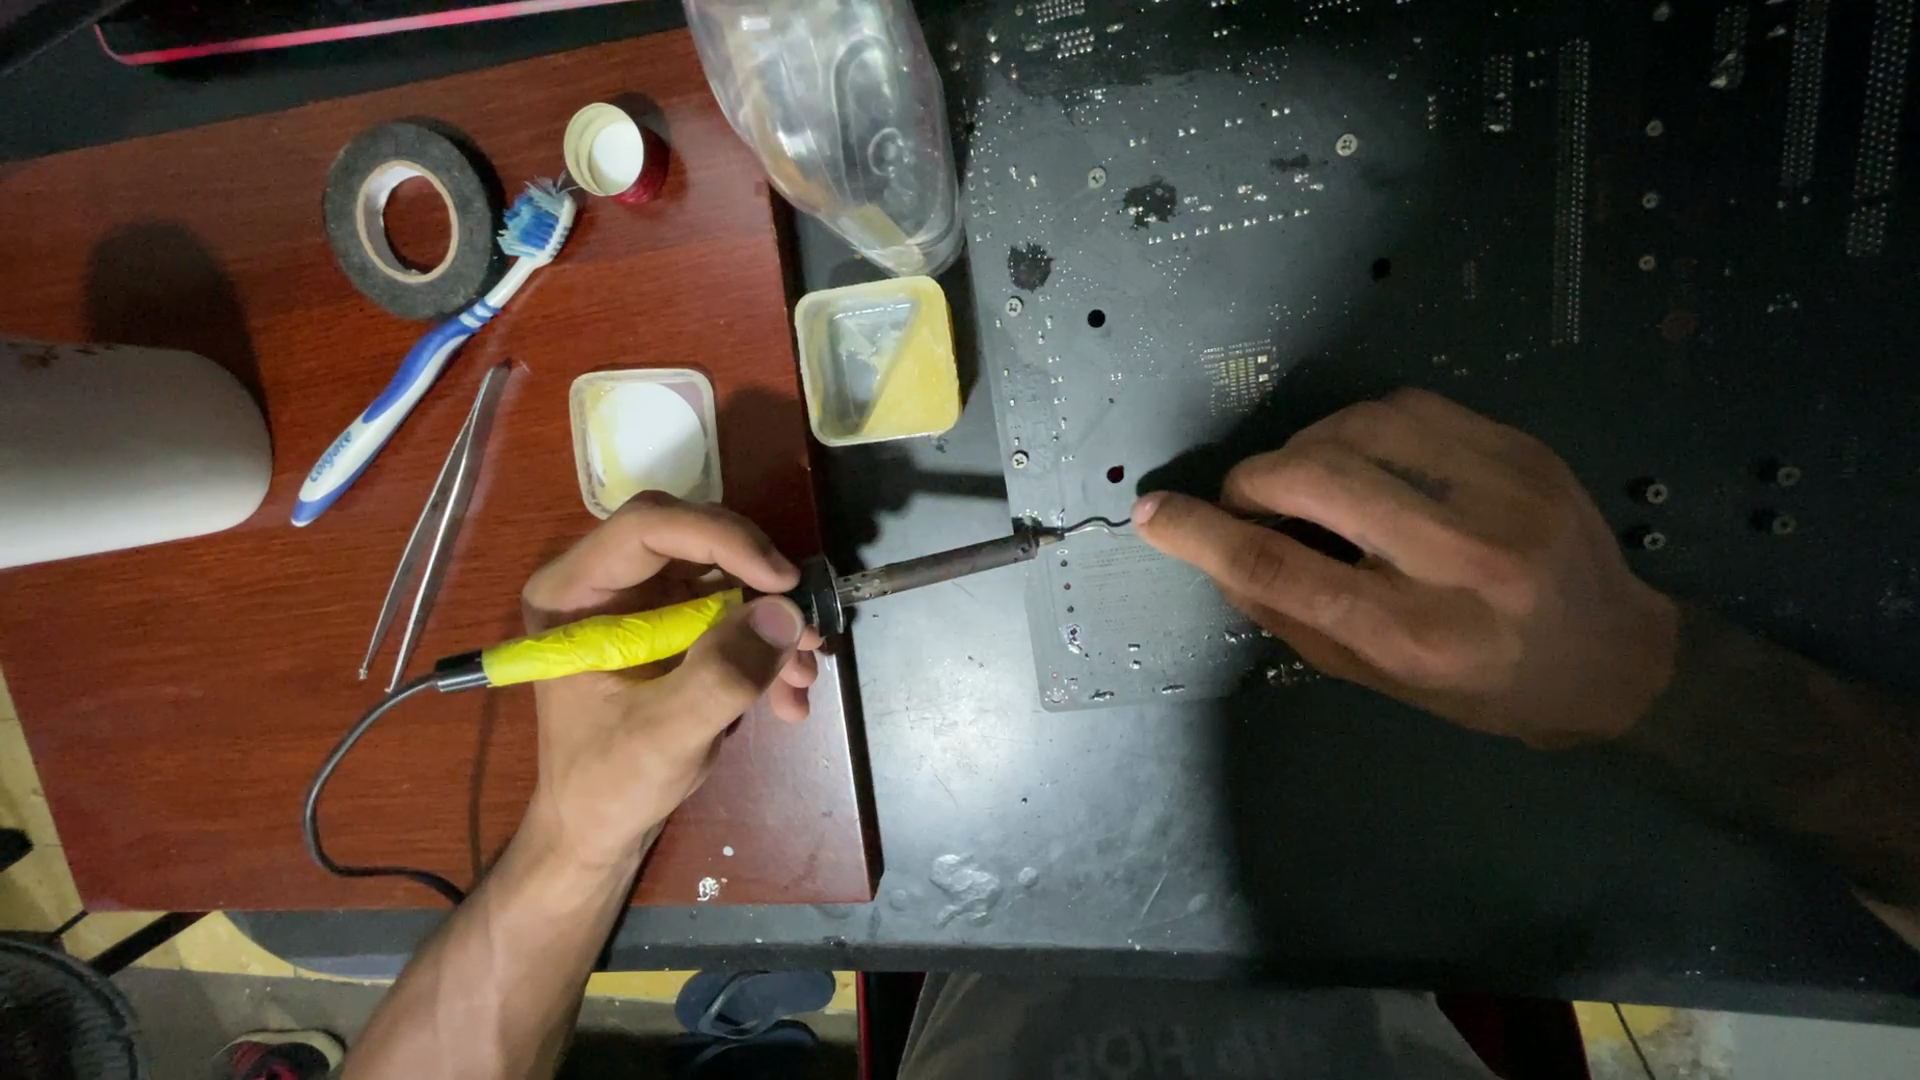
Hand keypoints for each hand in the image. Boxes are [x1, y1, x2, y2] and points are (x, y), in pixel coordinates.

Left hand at [517, 492, 823, 869]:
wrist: (602, 826)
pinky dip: (771, 648)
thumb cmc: (609, 785)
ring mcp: (648, 603)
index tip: (782, 581)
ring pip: (729, 575)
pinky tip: (789, 697)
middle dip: (760, 583)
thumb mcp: (663, 738)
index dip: (721, 538)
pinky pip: (740, 611)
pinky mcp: (680, 626)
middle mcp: (611, 583)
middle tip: (805, 627)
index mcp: (575, 594)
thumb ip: (720, 677)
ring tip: (804, 675)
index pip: (649, 527)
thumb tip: (787, 613)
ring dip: (775, 621)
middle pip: (698, 541)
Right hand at [1134, 389, 1678, 747]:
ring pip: (1353, 429)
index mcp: (1413, 633)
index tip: (1151, 513)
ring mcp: (1502, 493)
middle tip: (1243, 501)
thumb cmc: (1473, 685)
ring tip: (1303, 481)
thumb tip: (1214, 548)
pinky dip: (1352, 427)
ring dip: (1300, 449)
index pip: (1277, 569)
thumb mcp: (1365, 673)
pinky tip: (1356, 456)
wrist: (1611, 658)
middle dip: (1251, 482)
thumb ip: (1282, 610)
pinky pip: (1402, 406)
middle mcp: (1460, 560)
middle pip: (1311, 481)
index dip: (1199, 534)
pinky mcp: (1522, 449)